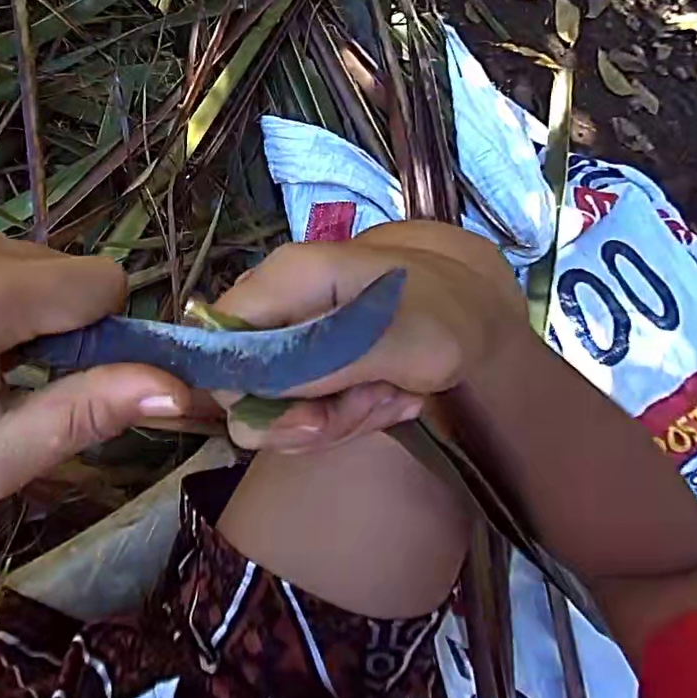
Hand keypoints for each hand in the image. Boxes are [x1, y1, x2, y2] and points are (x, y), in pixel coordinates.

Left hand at [0, 216, 189, 520]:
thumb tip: (182, 388)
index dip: (99, 334)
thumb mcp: (2, 457)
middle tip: (3, 373)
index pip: (104, 282)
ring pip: (32, 256)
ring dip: (25, 303)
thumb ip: (95, 411)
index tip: (54, 376)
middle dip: (59, 319)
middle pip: (68, 267)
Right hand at [208, 220, 526, 451]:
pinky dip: (351, 415)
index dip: (249, 393)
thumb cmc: (449, 312)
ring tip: (394, 396)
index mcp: (286, 279)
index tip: (313, 417)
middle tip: (371, 405)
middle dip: (312, 416)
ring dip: (340, 418)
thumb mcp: (399, 341)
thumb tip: (253, 392)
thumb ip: (324, 363)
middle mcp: (276, 306)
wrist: (480, 307)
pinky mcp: (309, 359)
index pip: (216, 344)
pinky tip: (393, 396)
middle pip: (247, 386)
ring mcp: (290, 335)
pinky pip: (308, 407)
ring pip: (279, 407)